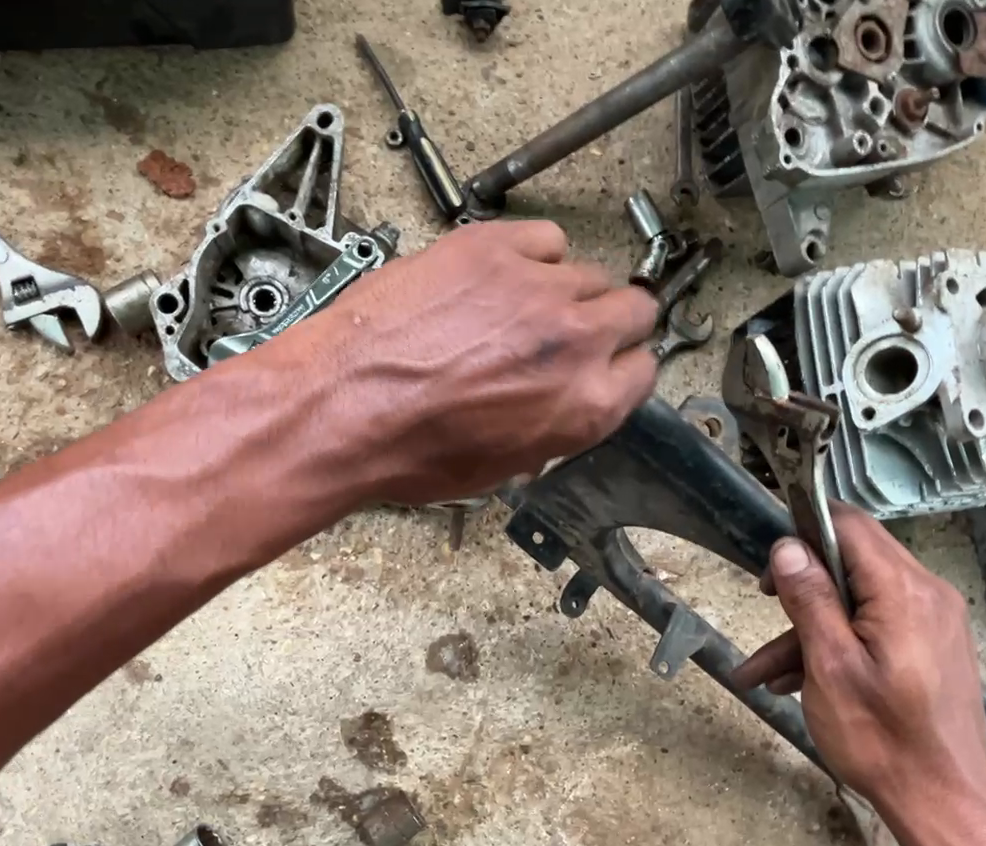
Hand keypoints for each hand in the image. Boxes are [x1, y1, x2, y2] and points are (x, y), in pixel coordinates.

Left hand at [292, 220, 658, 504]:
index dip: (620, 368)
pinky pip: (544, 237)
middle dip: (609, 323)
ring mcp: (537, 287)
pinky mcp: (494, 247)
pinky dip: (530, 255)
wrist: (342, 406)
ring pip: (587, 272)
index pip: (643, 370)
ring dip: (563, 291)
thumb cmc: (408, 449)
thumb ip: (551, 428)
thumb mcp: (498, 468)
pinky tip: (499, 278)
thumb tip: (557, 405)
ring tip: (516, 310)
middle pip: (633, 309)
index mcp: (585, 407)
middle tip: (568, 334)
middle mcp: (576, 341)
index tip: (604, 365)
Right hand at [730, 505, 985, 819]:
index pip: (849, 526)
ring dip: (807, 629)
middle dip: (801, 586)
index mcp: (903, 591)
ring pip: (856, 602)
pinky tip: (794, 683)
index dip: (803, 535)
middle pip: (852, 562)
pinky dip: (834, 646)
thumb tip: (786, 546)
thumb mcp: (830, 666)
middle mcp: (926, 594)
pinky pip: (873, 628)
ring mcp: (932, 621)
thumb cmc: (881, 738)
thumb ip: (808, 599)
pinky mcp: (930, 647)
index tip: (771, 571)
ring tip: (761, 674)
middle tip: (764, 610)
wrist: (943, 803)